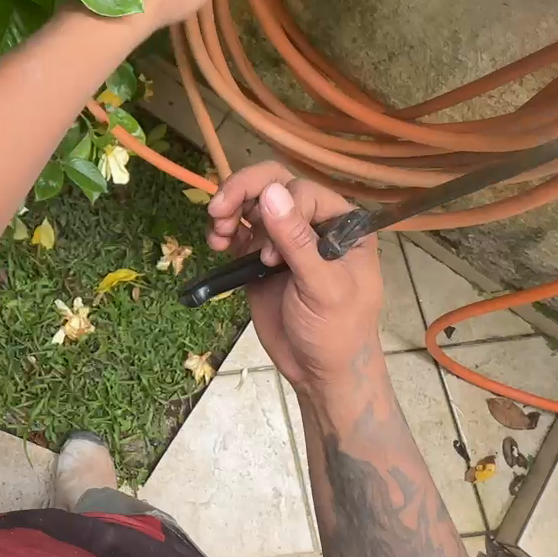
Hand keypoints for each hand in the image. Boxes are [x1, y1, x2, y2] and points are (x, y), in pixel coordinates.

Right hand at [206, 162, 383, 392]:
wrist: (318, 373)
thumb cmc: (337, 332)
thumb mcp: (323, 287)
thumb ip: (296, 240)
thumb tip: (271, 191)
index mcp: (341, 223)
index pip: (301, 191)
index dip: (280, 212)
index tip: (269, 256)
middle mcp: (312, 221)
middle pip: (272, 182)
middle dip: (242, 191)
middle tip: (217, 209)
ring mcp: (283, 236)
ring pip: (250, 200)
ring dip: (228, 208)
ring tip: (217, 233)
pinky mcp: (258, 253)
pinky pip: (237, 227)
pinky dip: (222, 229)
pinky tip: (216, 243)